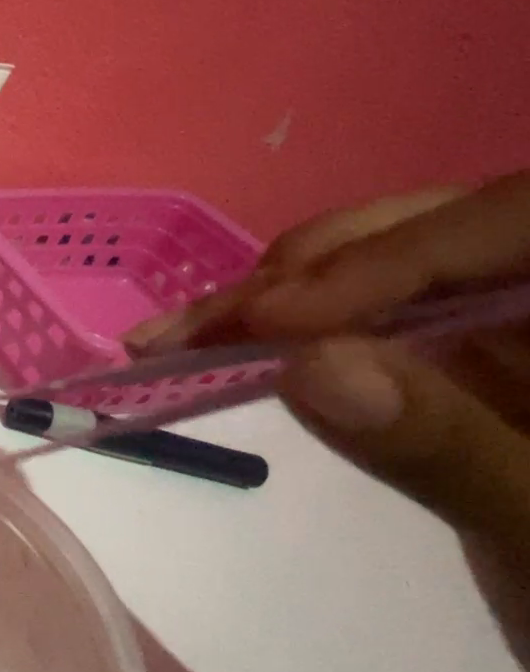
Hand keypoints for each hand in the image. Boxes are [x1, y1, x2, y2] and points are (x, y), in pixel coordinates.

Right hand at [127, 173, 529, 663]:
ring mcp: (498, 323)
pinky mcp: (447, 355)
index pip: (518, 223)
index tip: (272, 318)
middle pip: (430, 230)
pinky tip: (208, 346)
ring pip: (375, 265)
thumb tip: (307, 363)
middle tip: (199, 328)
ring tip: (175, 338)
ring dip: (269, 297)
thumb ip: (450, 448)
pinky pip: (352, 315)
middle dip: (305, 272)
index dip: (392, 253)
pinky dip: (272, 328)